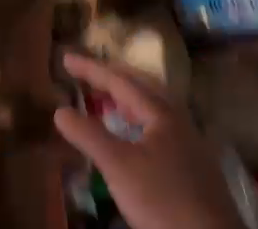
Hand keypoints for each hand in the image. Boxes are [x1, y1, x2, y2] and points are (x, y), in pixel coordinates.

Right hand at [52, 53, 243, 228]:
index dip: (91, 69)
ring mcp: (193, 149)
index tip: (65, 58)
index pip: (122, 82)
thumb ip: (88, 134)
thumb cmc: (163, 200)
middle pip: (147, 89)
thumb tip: (60, 111)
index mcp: (164, 116)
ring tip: (109, 100)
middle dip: (116, 76)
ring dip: (130, 99)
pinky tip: (135, 138)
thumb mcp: (117, 166)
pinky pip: (163, 130)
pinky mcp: (197, 172)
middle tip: (91, 71)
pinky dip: (141, 120)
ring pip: (158, 110)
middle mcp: (182, 125)